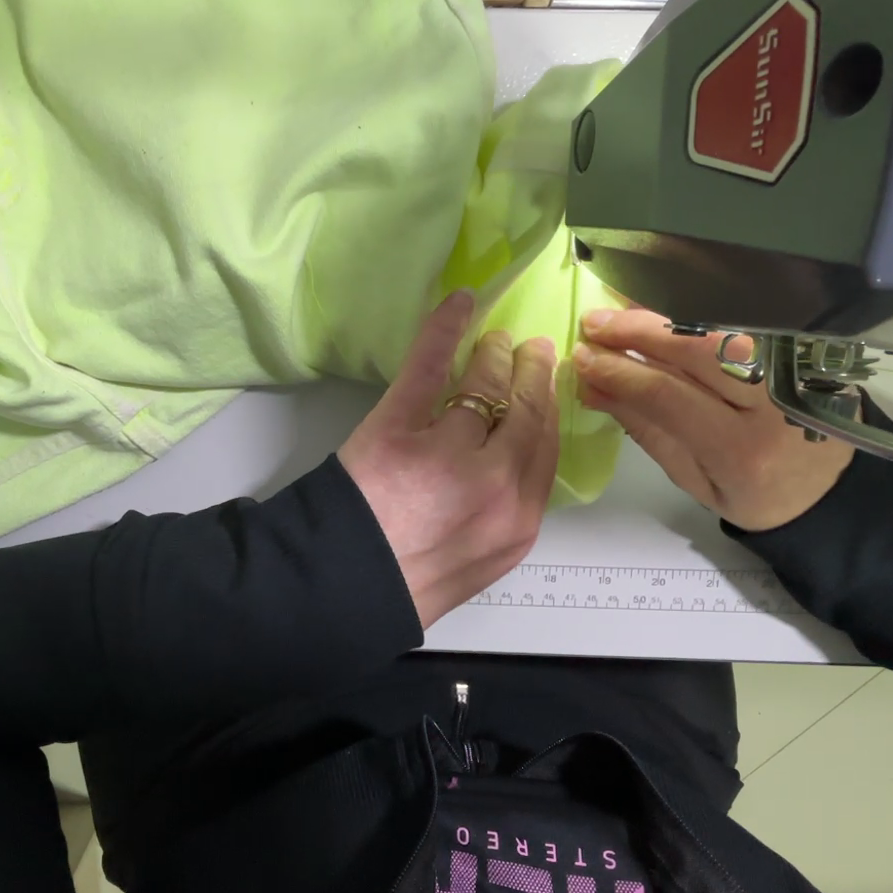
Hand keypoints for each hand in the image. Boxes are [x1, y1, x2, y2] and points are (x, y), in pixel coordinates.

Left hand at [339, 292, 560, 629]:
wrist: (344, 588)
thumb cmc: (409, 579)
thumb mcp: (481, 559)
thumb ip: (507, 513)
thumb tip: (514, 462)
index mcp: (519, 520)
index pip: (547, 445)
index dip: (548, 407)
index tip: (548, 385)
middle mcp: (496, 482)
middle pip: (526, 410)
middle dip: (532, 374)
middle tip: (532, 351)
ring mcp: (448, 452)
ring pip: (484, 385)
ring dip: (493, 356)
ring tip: (495, 341)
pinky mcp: (398, 427)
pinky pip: (430, 367)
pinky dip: (445, 329)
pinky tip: (459, 304)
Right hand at [573, 308, 853, 531]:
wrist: (827, 491)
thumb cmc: (748, 492)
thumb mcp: (690, 477)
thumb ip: (644, 428)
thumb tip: (592, 387)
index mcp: (740, 449)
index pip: (667, 395)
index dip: (619, 371)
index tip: (581, 358)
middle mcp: (774, 404)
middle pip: (698, 348)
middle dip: (638, 330)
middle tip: (594, 322)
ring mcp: (797, 372)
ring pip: (722, 328)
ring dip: (665, 317)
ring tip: (620, 313)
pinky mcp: (806, 352)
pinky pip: (744, 325)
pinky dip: (697, 317)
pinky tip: (662, 316)